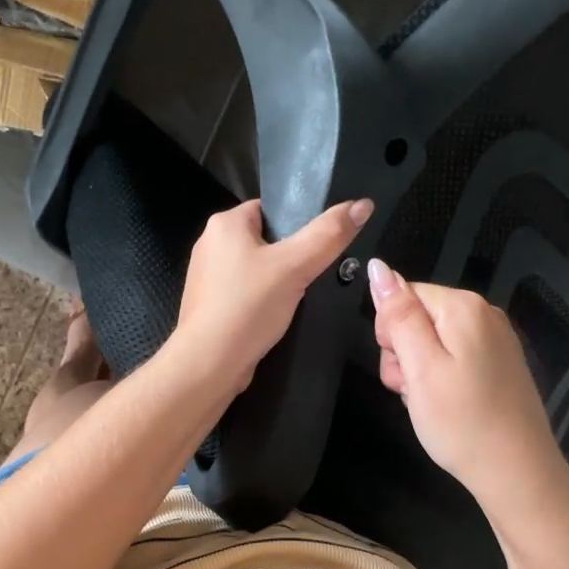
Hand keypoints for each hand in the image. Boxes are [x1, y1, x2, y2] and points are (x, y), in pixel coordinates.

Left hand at [173, 197, 371, 393]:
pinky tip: (275, 316)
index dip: (297, 225)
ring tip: (296, 298)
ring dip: (277, 281)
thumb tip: (362, 204)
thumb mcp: (295, 266)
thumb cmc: (248, 306)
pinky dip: (261, 301)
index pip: (270, 210)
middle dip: (289, 256)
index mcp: (224, 223)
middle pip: (265, 240)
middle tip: (311, 275)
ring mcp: (206, 276)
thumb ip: (329, 234)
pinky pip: (245, 293)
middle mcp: (209, 243)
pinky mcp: (210, 304)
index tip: (318, 247)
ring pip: (256, 269)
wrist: (209, 364)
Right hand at [367, 258, 562, 487]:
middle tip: (413, 389)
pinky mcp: (498, 364)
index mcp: (463, 307)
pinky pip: (453, 358)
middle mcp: (484, 314)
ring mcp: (495, 340)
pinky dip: (440, 379)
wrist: (516, 473)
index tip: (402, 369)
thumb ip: (398, 315)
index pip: (403, 295)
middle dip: (403, 352)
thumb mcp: (419, 367)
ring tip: (428, 402)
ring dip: (418, 370)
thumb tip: (377, 266)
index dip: (390, 333)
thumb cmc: (461, 421)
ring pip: (431, 340)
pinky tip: (446, 405)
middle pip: (417, 316)